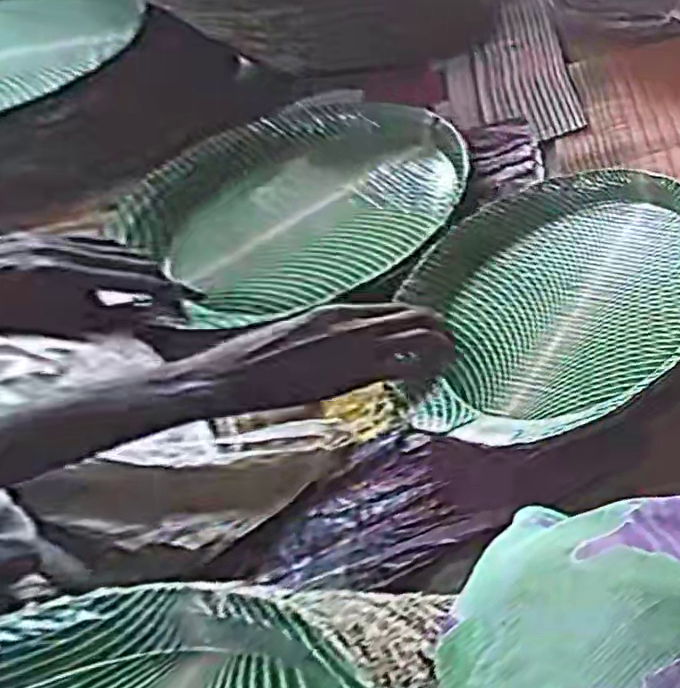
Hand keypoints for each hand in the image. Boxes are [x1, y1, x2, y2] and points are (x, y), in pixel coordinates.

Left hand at [0, 233, 191, 337]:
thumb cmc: (5, 318)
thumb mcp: (64, 326)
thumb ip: (118, 318)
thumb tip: (160, 313)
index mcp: (70, 274)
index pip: (147, 281)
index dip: (175, 295)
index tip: (191, 307)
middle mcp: (61, 251)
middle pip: (137, 261)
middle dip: (163, 280)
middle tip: (177, 298)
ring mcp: (45, 240)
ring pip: (116, 248)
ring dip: (139, 266)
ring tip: (150, 284)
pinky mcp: (33, 238)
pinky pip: (88, 241)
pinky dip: (111, 254)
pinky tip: (114, 267)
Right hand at [164, 303, 453, 417]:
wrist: (219, 378)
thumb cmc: (250, 358)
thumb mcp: (297, 330)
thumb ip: (330, 331)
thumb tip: (352, 338)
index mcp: (337, 311)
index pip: (399, 308)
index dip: (422, 320)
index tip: (433, 331)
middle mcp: (353, 324)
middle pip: (420, 317)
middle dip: (443, 329)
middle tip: (451, 344)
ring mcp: (358, 347)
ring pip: (425, 338)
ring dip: (444, 348)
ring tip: (449, 359)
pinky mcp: (357, 372)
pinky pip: (409, 367)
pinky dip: (427, 371)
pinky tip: (430, 379)